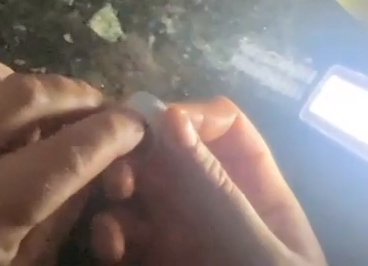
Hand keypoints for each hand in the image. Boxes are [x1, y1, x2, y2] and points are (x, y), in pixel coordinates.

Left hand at [0, 46, 146, 265]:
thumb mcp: (21, 265)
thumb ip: (62, 208)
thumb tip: (104, 153)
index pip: (60, 157)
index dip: (107, 135)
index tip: (135, 122)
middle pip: (23, 96)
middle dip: (73, 96)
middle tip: (99, 107)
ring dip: (18, 82)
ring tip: (35, 110)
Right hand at [89, 99, 322, 265]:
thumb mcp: (259, 258)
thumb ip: (216, 191)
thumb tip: (171, 117)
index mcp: (258, 194)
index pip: (225, 126)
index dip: (192, 116)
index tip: (156, 127)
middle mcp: (215, 205)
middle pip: (171, 149)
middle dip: (138, 151)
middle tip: (117, 170)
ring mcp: (184, 237)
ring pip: (141, 188)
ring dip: (117, 191)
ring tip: (110, 216)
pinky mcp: (155, 264)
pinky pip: (125, 233)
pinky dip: (110, 232)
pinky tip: (108, 247)